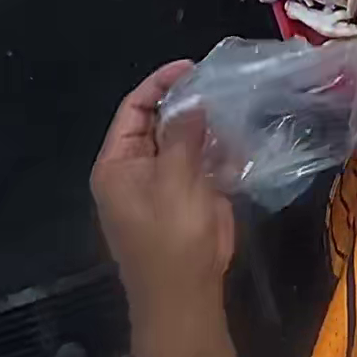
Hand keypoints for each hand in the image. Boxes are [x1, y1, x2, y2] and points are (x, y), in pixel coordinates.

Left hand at [90, 61, 236, 333]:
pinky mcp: (189, 191)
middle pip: (159, 120)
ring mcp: (165, 180)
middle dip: (187, 100)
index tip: (192, 67)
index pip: (134, 110)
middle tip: (220, 82)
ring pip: (184, 137)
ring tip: (234, 103)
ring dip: (206, 122)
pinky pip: (201, 157)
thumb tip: (192, 102)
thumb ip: (182, 136)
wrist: (186, 290)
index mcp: (119, 164)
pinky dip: (217, 145)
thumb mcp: (175, 181)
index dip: (160, 84)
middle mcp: (138, 168)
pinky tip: (238, 137)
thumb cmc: (171, 236)